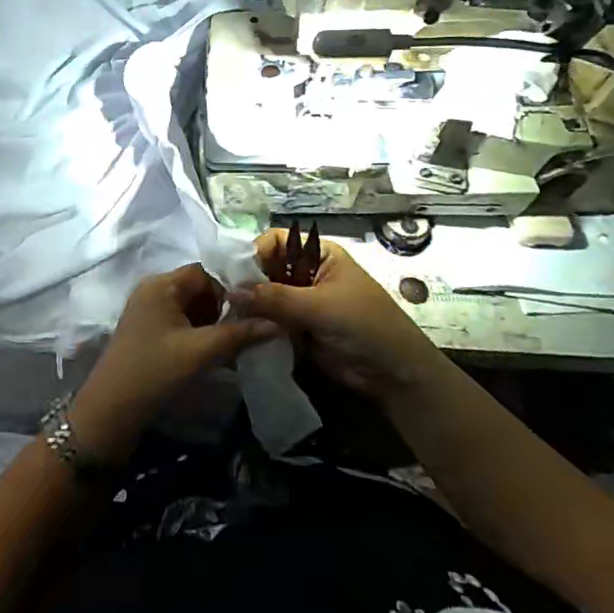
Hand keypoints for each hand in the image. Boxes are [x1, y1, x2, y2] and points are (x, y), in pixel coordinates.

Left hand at [72, 265, 281, 462]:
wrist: (109, 413)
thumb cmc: (154, 372)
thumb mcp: (200, 351)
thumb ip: (240, 334)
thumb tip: (278, 323)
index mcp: (161, 284)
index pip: (206, 272)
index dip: (230, 289)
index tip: (252, 311)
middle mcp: (153, 290)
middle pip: (199, 288)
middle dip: (223, 308)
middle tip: (244, 329)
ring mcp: (148, 312)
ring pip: (191, 307)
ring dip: (212, 323)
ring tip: (232, 343)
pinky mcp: (147, 332)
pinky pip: (181, 321)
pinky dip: (198, 333)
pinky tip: (213, 352)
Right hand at [233, 230, 445, 402]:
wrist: (392, 371)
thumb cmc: (364, 324)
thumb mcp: (320, 306)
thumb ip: (276, 298)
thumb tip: (231, 292)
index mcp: (320, 255)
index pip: (278, 241)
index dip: (254, 252)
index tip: (231, 274)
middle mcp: (308, 274)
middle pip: (268, 269)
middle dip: (246, 283)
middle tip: (221, 300)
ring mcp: (302, 303)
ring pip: (266, 298)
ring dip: (248, 308)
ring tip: (225, 320)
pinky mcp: (298, 330)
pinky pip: (270, 323)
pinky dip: (256, 328)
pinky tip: (237, 335)